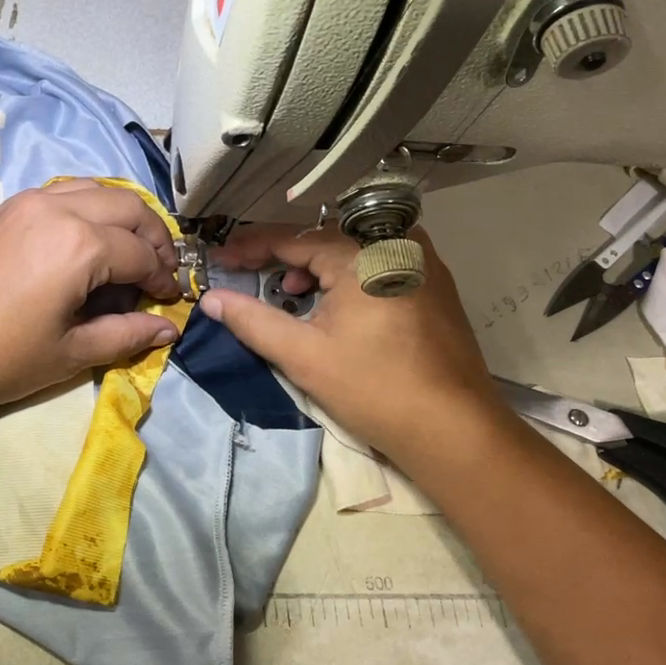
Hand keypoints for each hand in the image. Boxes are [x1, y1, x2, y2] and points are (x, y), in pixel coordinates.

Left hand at [0, 180, 182, 420]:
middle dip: (153, 237)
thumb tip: (169, 328)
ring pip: (94, 190)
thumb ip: (127, 334)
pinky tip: (84, 241)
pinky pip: (60, 193)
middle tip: (159, 272)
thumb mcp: (71, 353)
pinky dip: (86, 207)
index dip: (163, 278)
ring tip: (127, 253)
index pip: (140, 253)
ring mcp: (24, 202)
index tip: (170, 300)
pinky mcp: (1, 209)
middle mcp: (56, 208)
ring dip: (121, 216)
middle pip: (126, 207)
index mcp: (79, 243)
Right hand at [199, 225, 508, 463]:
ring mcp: (423, 260)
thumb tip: (211, 299)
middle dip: (282, 255)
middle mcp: (397, 242)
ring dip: (316, 264)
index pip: (291, 238)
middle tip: (248, 275)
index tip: (219, 260)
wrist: (454, 427)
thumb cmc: (373, 388)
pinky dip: (347, 273)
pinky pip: (379, 260)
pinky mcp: (435, 282)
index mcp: (362, 252)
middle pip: (323, 237)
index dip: (249, 248)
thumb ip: (251, 320)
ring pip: (352, 247)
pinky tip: (334, 303)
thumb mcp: (302, 355)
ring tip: (292, 291)